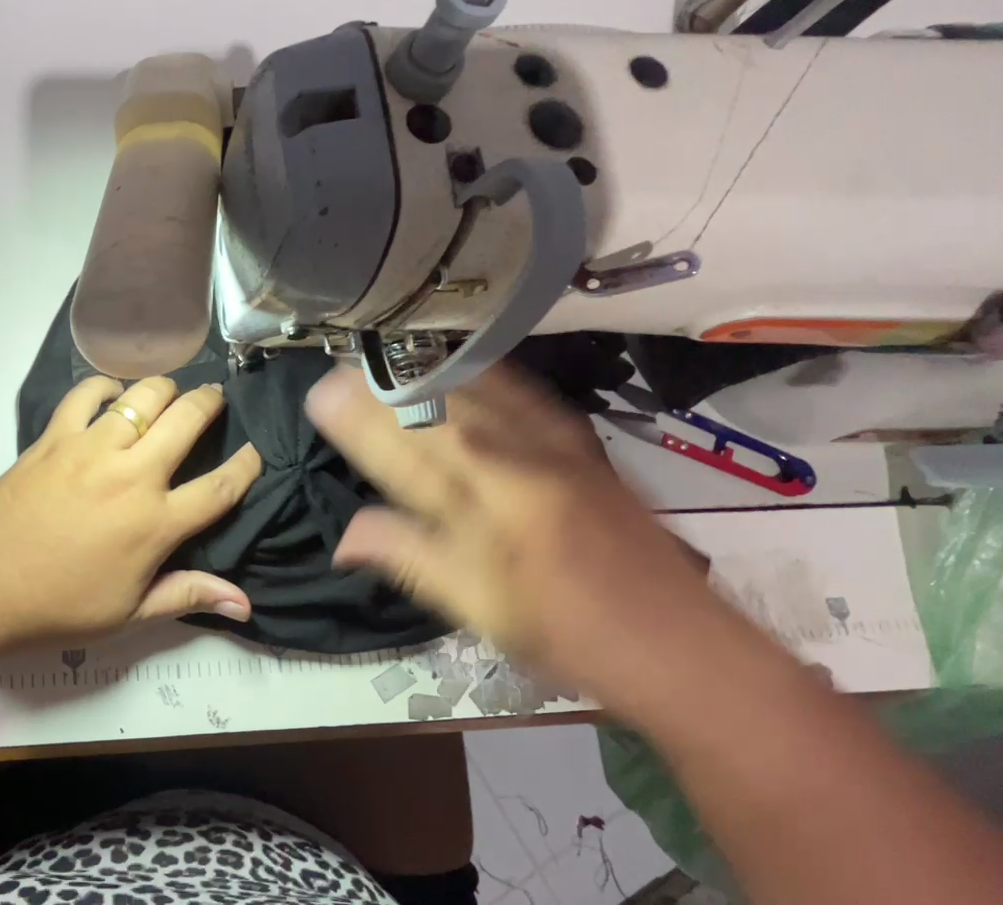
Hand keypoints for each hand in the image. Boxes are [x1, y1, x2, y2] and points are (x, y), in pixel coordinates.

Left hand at [0, 375, 264, 644]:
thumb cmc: (59, 605)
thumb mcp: (129, 613)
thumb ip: (187, 595)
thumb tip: (244, 604)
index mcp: (156, 523)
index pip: (220, 487)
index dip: (247, 466)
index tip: (256, 451)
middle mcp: (132, 475)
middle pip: (187, 420)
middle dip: (209, 402)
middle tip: (214, 397)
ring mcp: (92, 448)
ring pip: (143, 396)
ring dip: (164, 387)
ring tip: (170, 391)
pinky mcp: (55, 435)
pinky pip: (86, 394)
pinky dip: (105, 386)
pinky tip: (111, 392)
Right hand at [305, 364, 725, 698]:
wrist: (680, 645)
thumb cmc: (567, 637)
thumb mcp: (478, 611)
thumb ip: (410, 560)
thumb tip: (343, 538)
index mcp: (487, 515)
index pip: (407, 455)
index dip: (360, 422)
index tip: (322, 394)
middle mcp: (519, 470)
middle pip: (439, 415)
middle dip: (385, 386)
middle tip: (341, 365)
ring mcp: (556, 453)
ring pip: (481, 398)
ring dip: (425, 373)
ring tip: (385, 357)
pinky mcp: (584, 448)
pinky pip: (525, 397)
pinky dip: (485, 376)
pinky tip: (464, 364)